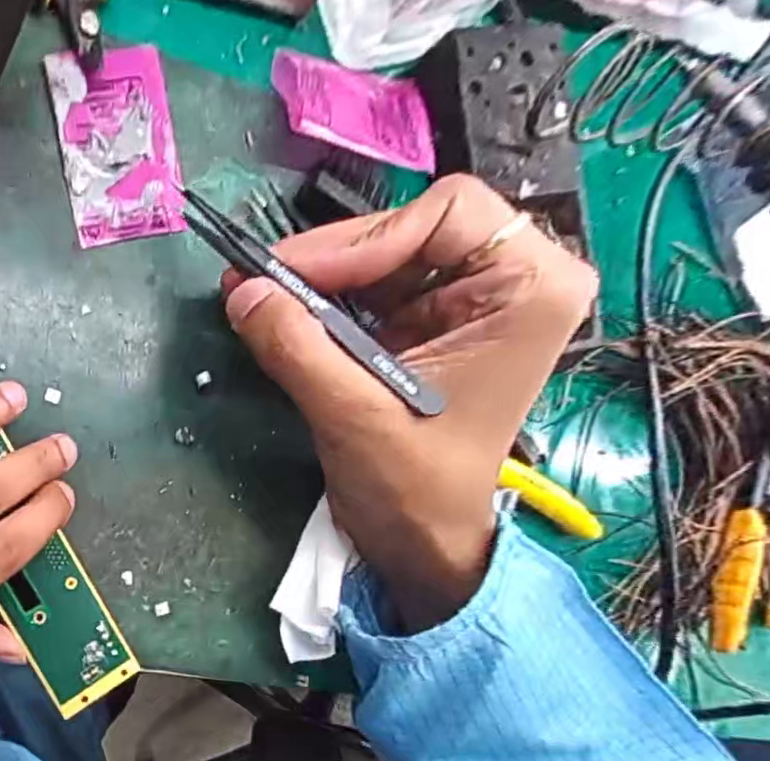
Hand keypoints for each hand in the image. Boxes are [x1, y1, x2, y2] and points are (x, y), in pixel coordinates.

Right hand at [222, 175, 597, 630]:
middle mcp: (500, 285)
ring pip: (374, 261)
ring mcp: (455, 308)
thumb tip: (244, 292)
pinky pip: (358, 295)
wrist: (416, 536)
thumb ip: (297, 347)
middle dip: (326, 259)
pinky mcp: (414, 331)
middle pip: (404, 232)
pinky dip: (314, 303)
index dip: (362, 239)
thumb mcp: (351, 413)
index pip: (445, 215)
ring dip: (313, 280)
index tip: (290, 276)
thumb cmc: (411, 484)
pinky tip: (278, 316)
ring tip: (257, 298)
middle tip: (256, 283)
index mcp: (526, 291)